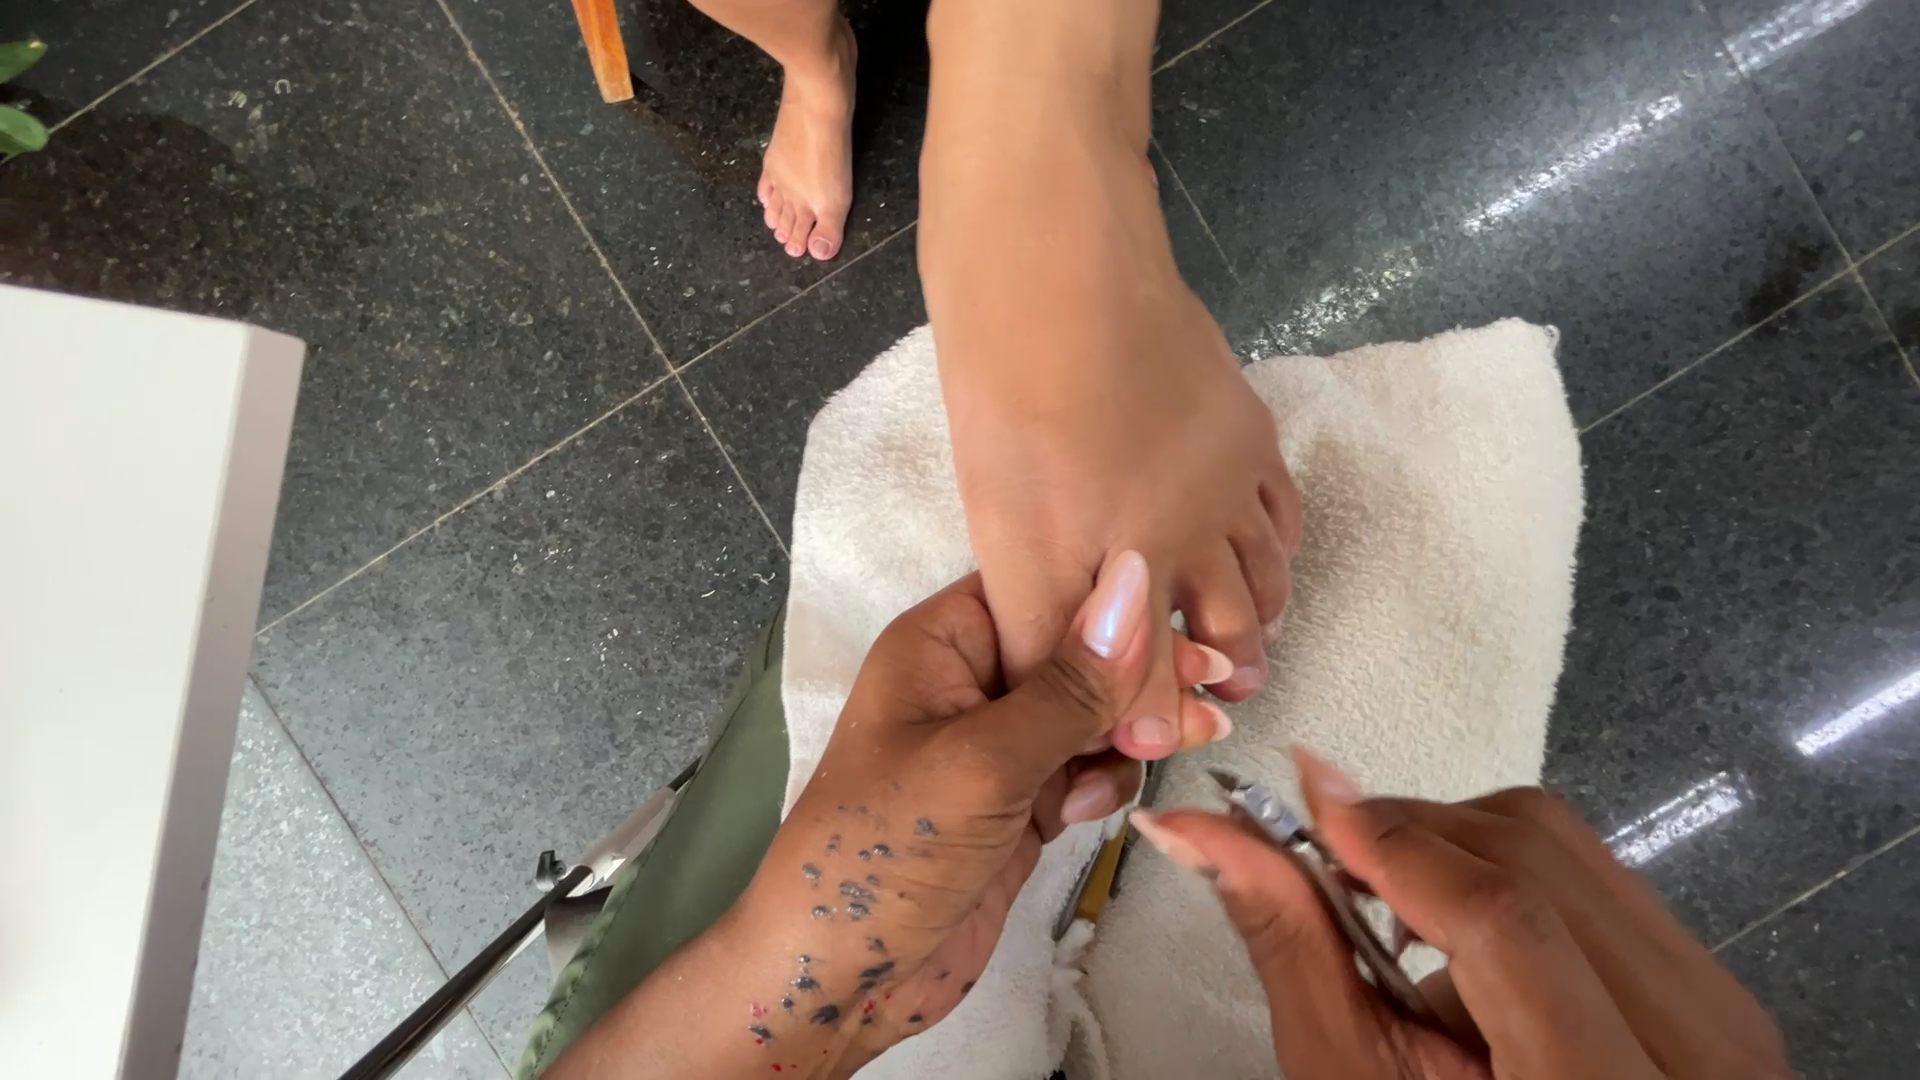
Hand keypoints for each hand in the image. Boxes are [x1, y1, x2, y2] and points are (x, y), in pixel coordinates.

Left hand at [729, 553, 1219, 1075]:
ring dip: (1129, 728)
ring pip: (1088, 711)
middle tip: (1213, 687)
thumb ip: (1069, 684)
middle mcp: (971, 681)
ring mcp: (999, 743)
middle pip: (1073, 652)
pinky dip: (1103, 777)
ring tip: (1181, 742)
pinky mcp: (1021, 798)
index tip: (1184, 619)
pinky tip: (1091, 806)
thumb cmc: (887, 849)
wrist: (846, 981)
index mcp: (942, 643)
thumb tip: (1132, 578)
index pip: (1036, 588)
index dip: (1110, 601)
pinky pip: (1084, 765)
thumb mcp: (983, 760)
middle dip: (1135, 673)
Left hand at [941, 278, 1301, 762]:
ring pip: (1268, 569)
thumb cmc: (1009, 407)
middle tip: (1223, 694)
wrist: (1054, 262)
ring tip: (1247, 644)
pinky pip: (1284, 507)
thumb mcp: (1007, 534)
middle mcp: (1206, 526)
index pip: (1164, 666)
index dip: (1165, 713)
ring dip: (1259, 616)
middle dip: (1227, 669)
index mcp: (1140, 563)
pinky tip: (1267, 553)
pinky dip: (1280, 548)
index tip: (1163, 741)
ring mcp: (1234, 468)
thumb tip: (1096, 714)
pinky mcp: (1244, 419)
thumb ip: (1053, 630)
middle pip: (1236, 622)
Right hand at [1136, 749, 1792, 1079]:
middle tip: (1329, 865)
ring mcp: (1720, 1008)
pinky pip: (1579, 862)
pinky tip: (1450, 925)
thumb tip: (1187, 822)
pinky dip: (1486, 859)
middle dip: (1402, 834)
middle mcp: (1702, 1048)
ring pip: (1552, 839)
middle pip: (1528, 852)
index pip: (1506, 921)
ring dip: (1439, 842)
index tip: (1304, 803)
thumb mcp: (1343, 1070)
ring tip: (1390, 907)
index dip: (1393, 846)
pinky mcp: (1703, 977)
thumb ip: (1282, 938)